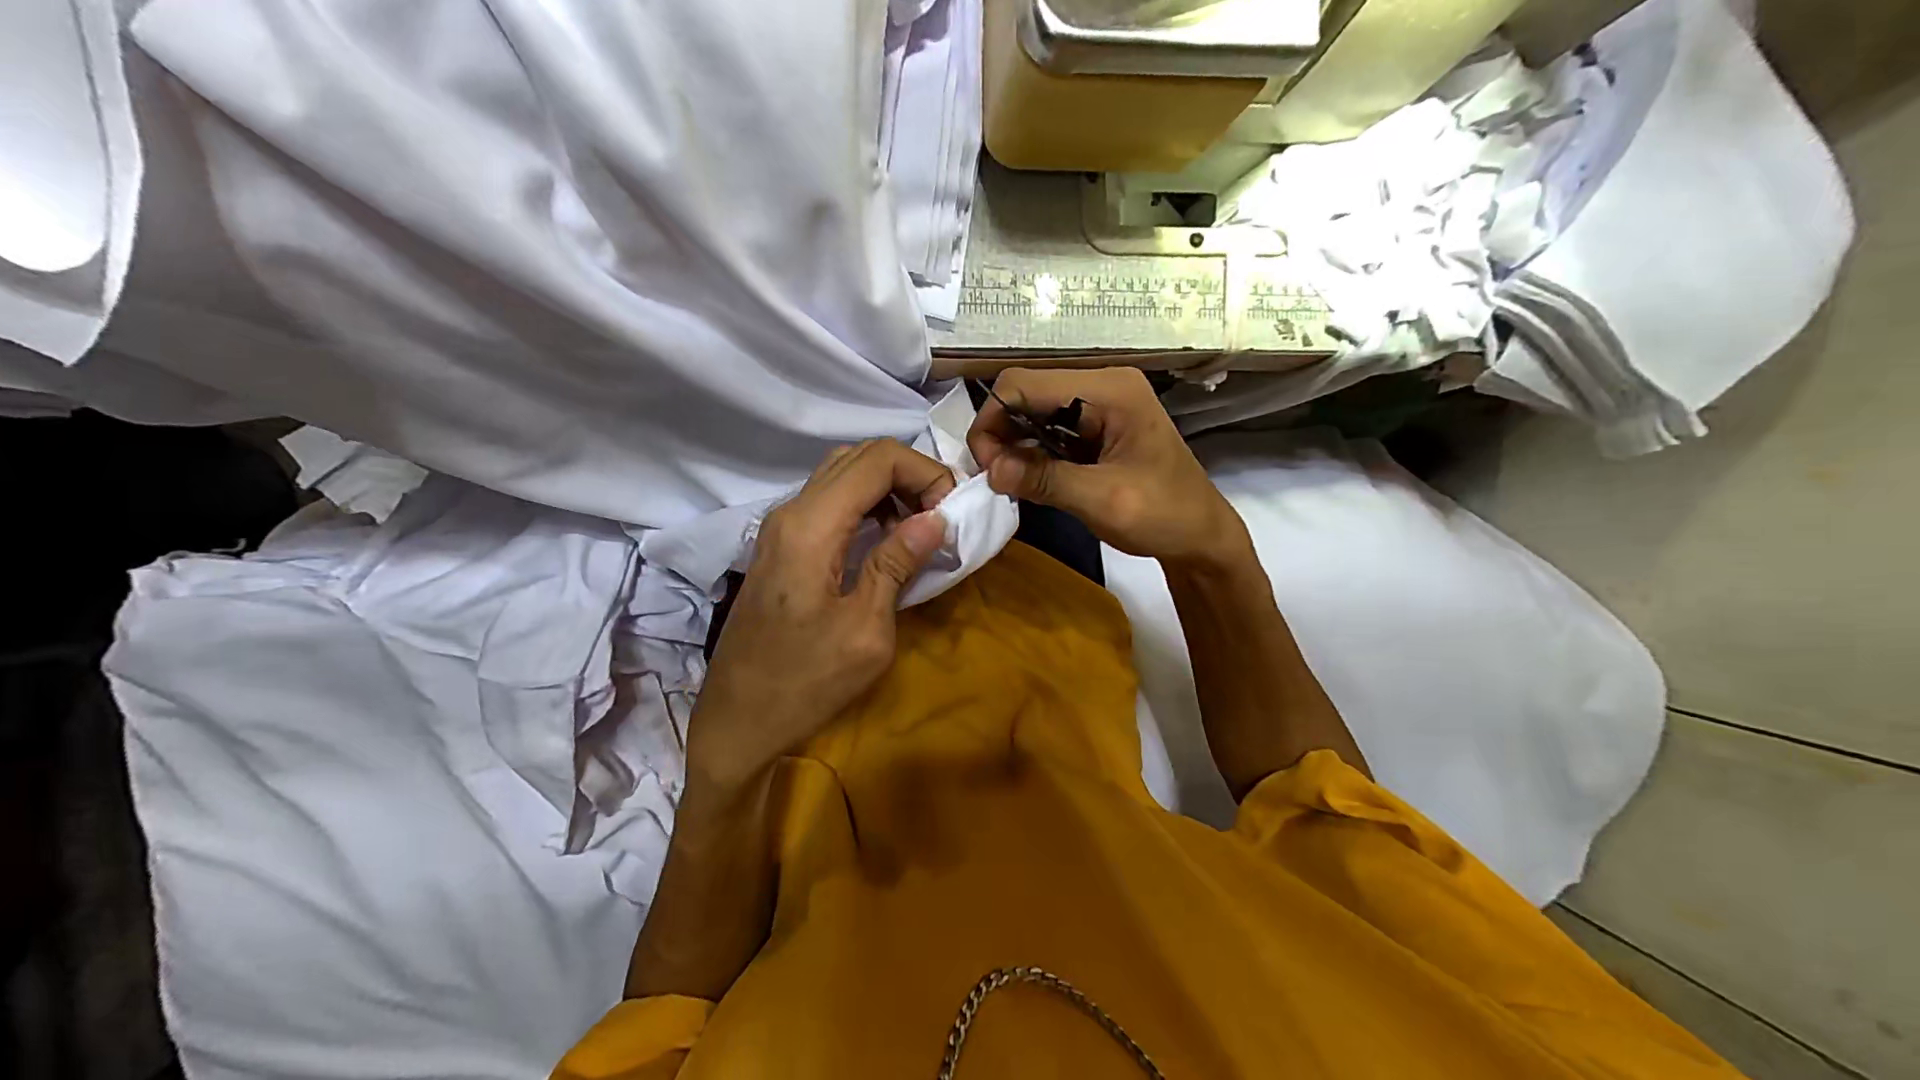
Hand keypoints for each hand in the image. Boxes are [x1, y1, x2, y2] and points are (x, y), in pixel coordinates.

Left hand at [688, 440, 955, 792]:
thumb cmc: (806, 682)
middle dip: (909, 474)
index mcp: (811, 526)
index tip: (950, 513)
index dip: (924, 472)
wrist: (738, 718)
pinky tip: (886, 538)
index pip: (877, 459)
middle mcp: (790, 512)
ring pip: (841, 473)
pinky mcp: (780, 545)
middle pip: (858, 457)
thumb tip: (935, 518)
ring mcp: (780, 527)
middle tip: (939, 518)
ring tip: (919, 526)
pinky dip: (865, 503)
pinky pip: (828, 500)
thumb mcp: (866, 631)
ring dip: (887, 487)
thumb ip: (897, 564)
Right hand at [967, 368, 1251, 567]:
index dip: (993, 419)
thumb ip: (1044, 479)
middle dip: (1001, 432)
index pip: (1025, 383)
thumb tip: (990, 470)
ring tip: (1008, 481)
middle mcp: (1101, 386)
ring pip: (1033, 412)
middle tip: (994, 477)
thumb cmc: (1162, 516)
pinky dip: (1031, 452)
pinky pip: (1048, 429)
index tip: (985, 466)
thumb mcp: (1101, 500)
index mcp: (1109, 390)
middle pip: (1026, 393)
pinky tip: (1027, 478)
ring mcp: (1099, 406)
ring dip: (1014, 444)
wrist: (1200, 536)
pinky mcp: (1095, 428)